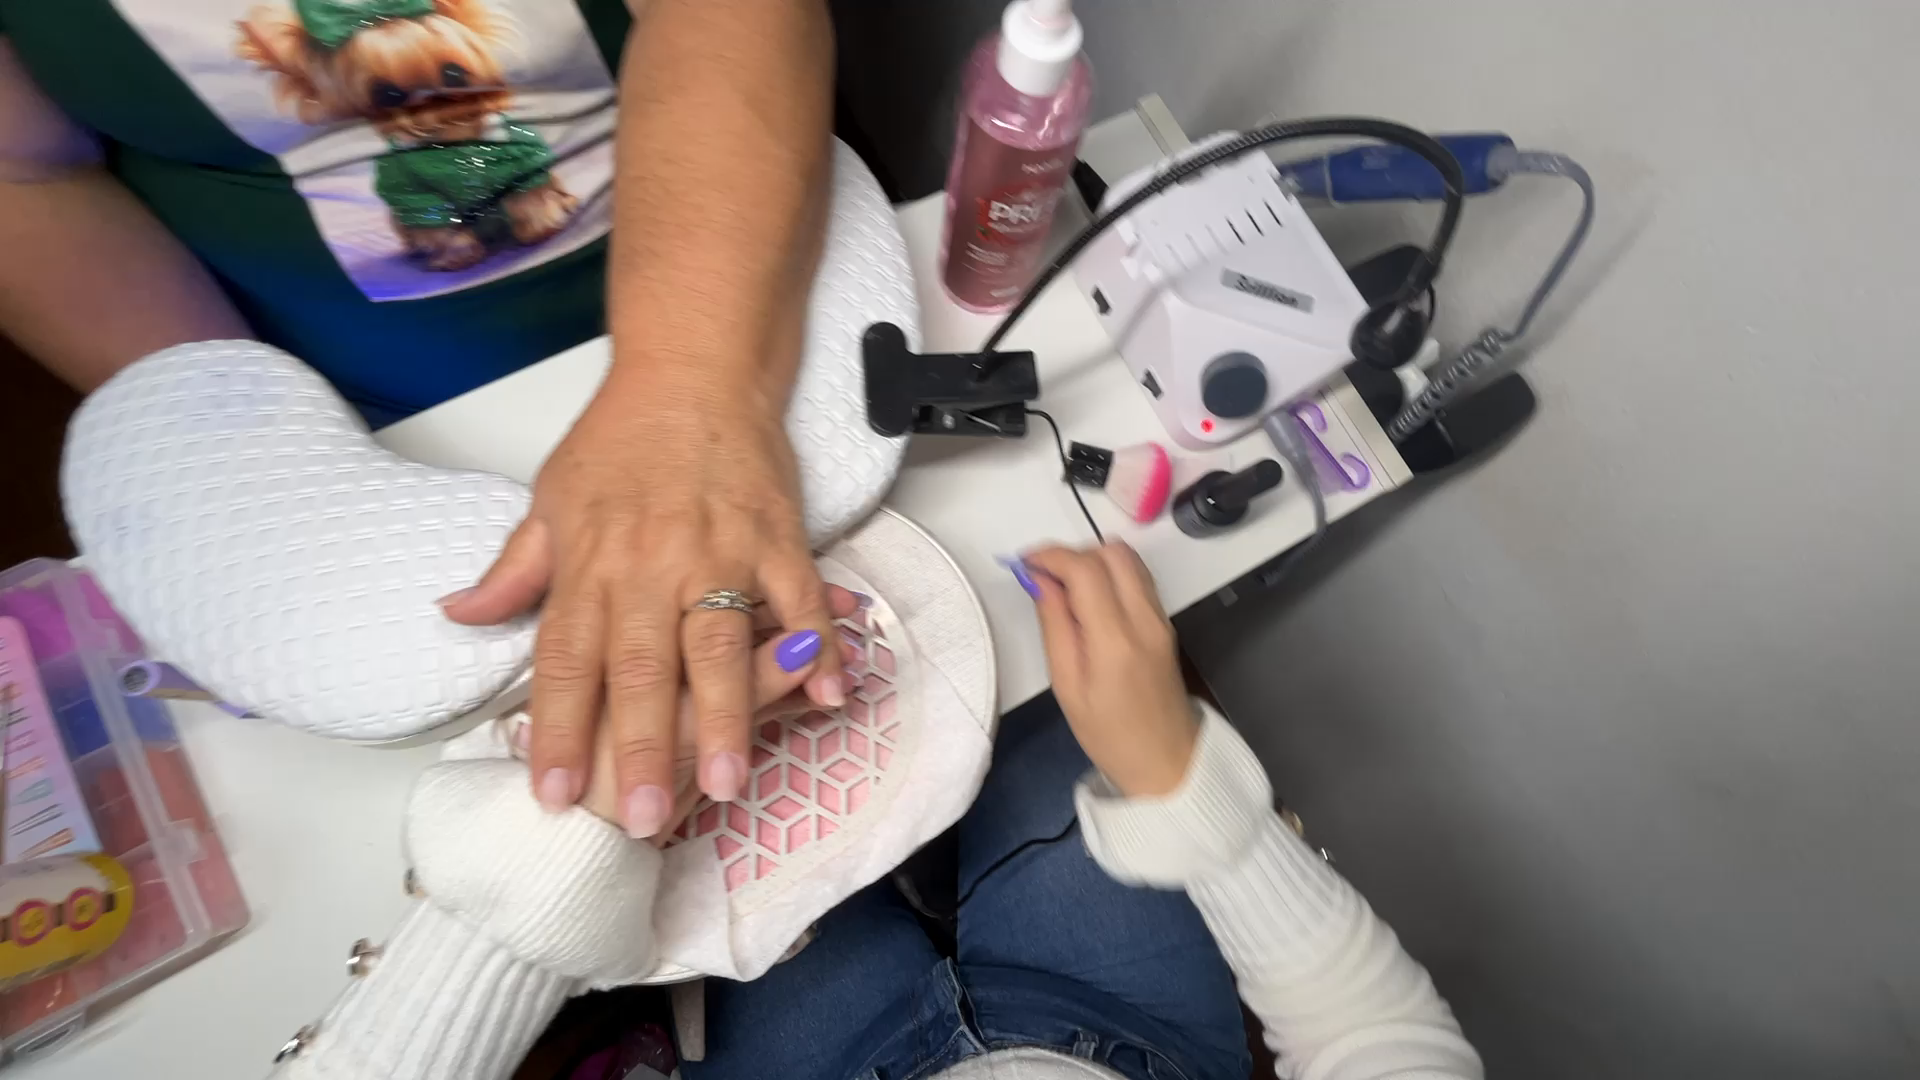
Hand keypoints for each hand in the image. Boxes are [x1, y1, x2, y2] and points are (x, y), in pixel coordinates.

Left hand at [443, 388, 840, 837]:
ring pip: (719, 643)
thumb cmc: (624, 436)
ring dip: (725, 715)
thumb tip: (461, 615)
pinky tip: (829, 692)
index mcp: (592, 558)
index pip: (565, 658)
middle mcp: (652, 562)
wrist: (694, 374)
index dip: (558, 729)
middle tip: (640, 816)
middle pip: (640, 666)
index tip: (554, 794)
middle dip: (640, 746)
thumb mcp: (553, 495)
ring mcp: (722, 549)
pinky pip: (799, 598)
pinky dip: (816, 646)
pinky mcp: (777, 536)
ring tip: (726, 781)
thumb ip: (517, 565)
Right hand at [1021, 543, 1198, 797]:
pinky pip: (1137, 577)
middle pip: (1111, 551)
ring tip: (1065, 587)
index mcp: (1115, 639)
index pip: (1085, 569)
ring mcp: (1161, 617)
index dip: (1050, 556)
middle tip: (1044, 576)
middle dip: (1072, 554)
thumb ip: (1054, 625)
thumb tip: (1039, 579)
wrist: (1167, 762)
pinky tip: (1089, 597)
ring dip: (1092, 559)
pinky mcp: (1165, 621)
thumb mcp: (1067, 685)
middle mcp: (1145, 618)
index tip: (1024, 564)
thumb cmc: (1107, 734)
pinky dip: (1110, 572)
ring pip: (1128, 559)